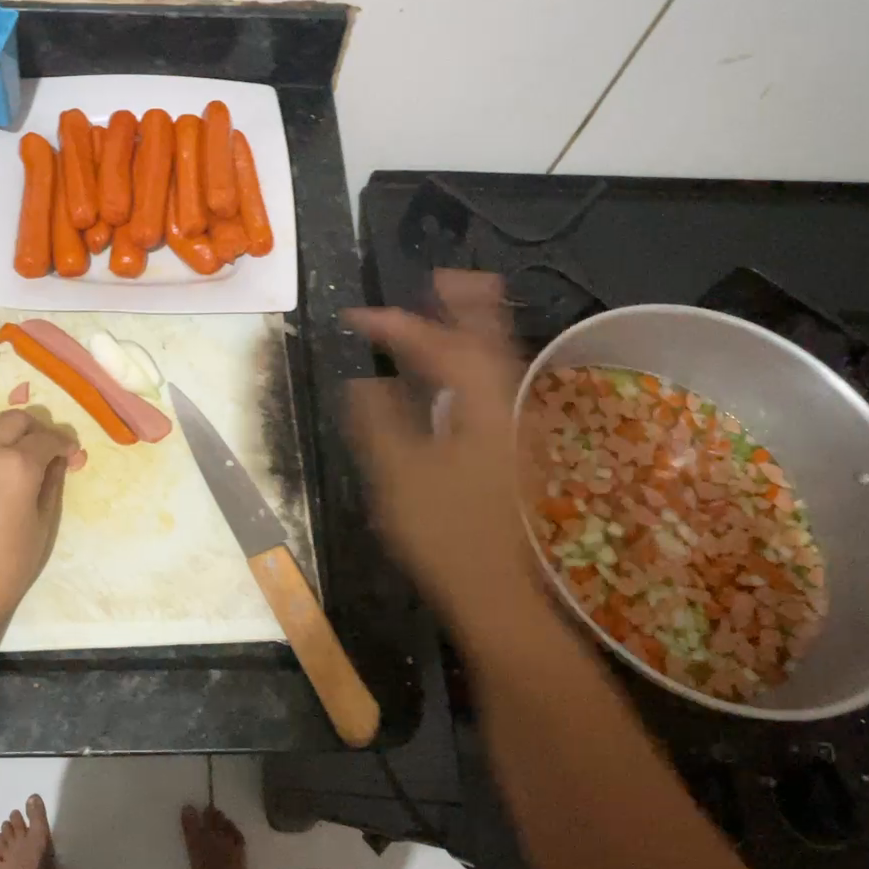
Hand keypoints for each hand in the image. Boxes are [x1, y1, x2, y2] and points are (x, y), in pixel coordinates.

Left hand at [0, 409, 77, 643]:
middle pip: (13, 420)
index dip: (64, 444)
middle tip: (46, 450)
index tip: (71, 455)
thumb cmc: (2, 571)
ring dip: (3, 430)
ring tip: (13, 454)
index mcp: (15, 465)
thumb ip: (50, 486)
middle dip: (35, 429)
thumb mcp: (40, 529)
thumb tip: (57, 462)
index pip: (46, 439)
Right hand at [345, 271, 548, 639]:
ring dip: (473, 332)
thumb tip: (366, 381)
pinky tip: (454, 376)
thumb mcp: (398, 474)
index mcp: (478, 404)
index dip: (396, 325)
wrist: (495, 591)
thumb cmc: (444, 532)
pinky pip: (492, 387)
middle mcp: (503, 406)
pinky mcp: (508, 451)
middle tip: (444, 276)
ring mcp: (512, 430)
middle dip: (466, 304)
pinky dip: (473, 365)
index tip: (356, 315)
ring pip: (496, 363)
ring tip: (450, 308)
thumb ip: (379, 419)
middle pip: (489, 339)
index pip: (436, 346)